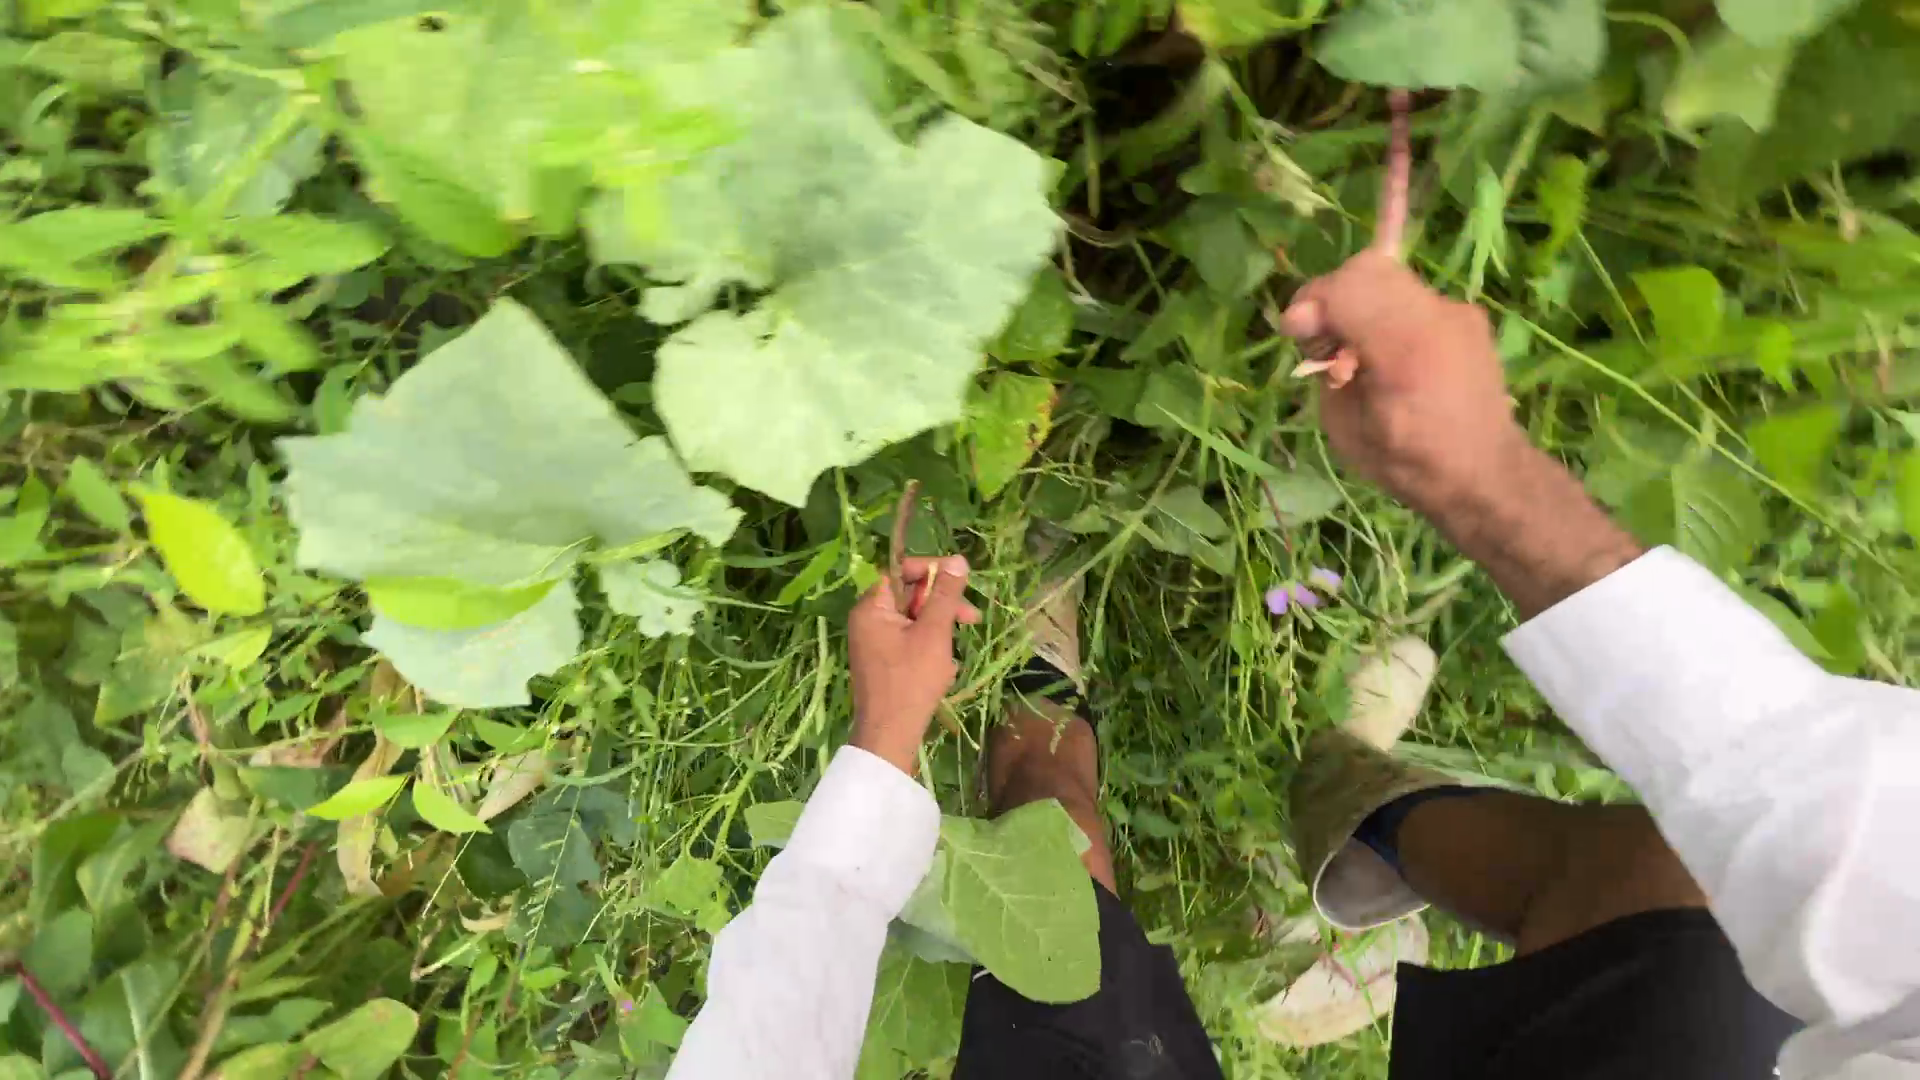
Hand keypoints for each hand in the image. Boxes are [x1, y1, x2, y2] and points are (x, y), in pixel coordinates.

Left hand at [847, 555, 980, 775]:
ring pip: (911, 617)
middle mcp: (867, 619)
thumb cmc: (911, 680)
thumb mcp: (933, 633)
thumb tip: (959, 559)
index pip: (900, 570)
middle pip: (908, 593)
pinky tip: (946, 661)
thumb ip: (945, 595)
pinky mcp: (882, 659)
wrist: (889, 734)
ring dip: (939, 623)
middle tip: (971, 615)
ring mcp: (873, 640)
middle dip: (941, 601)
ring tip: (963, 638)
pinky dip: (929, 641)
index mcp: (871, 607)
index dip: (931, 569)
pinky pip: (908, 637)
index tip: (959, 579)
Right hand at [1282, 250, 1531, 518]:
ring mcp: (1455, 312)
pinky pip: (1407, 296)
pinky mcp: (1463, 315)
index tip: (1300, 339)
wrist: (1479, 473)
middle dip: (1330, 300)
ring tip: (1354, 354)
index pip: (1345, 286)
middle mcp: (1437, 317)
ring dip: (1356, 306)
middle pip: (1365, 269)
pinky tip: (1381, 354)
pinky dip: (1381, 315)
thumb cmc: (1401, 461)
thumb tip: (1299, 320)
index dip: (1312, 305)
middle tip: (1323, 347)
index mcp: (1404, 350)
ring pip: (1387, 276)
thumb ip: (1323, 366)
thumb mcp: (1344, 424)